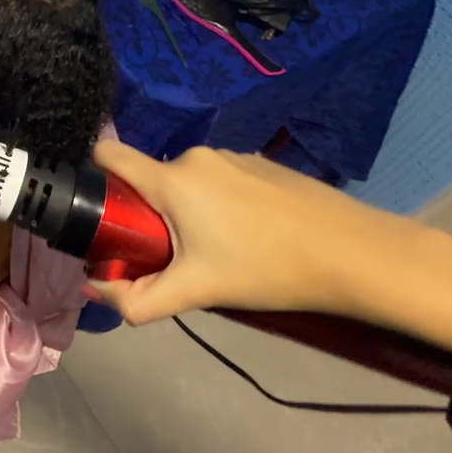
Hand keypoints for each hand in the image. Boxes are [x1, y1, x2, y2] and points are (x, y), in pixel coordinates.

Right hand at [85, 141, 451, 354]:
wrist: (357, 255)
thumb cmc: (268, 269)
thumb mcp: (198, 291)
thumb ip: (139, 299)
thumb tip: (98, 291)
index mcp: (171, 180)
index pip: (107, 153)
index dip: (94, 176)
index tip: (105, 213)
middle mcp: (195, 157)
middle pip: (150, 179)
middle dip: (151, 214)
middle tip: (175, 256)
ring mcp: (232, 157)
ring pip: (187, 183)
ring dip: (188, 211)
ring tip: (220, 251)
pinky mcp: (261, 164)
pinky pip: (220, 180)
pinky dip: (220, 205)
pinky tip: (252, 238)